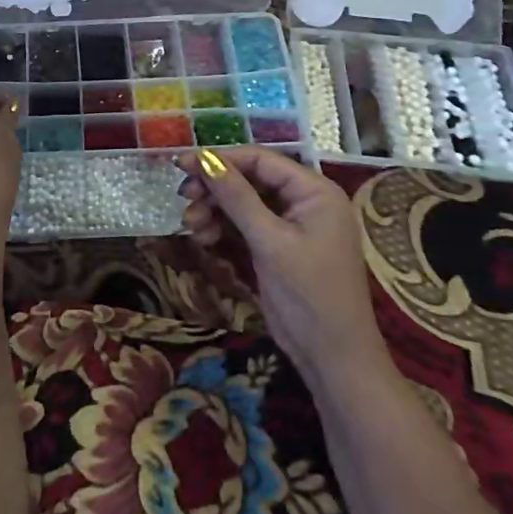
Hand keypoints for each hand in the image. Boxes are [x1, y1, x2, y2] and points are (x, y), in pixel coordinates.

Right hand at [178, 146, 385, 374]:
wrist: (331, 354)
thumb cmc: (308, 293)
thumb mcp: (269, 241)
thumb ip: (236, 197)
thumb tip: (204, 159)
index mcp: (315, 191)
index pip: (261, 160)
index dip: (220, 159)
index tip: (181, 165)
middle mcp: (304, 201)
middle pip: (249, 179)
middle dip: (214, 188)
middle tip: (184, 198)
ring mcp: (290, 224)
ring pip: (242, 202)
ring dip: (213, 210)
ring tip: (191, 226)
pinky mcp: (277, 246)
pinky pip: (243, 224)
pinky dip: (222, 228)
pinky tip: (204, 239)